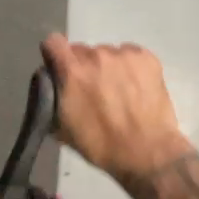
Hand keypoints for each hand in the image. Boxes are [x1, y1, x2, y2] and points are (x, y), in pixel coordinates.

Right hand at [42, 34, 193, 183]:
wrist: (149, 156)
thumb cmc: (102, 146)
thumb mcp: (62, 126)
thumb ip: (50, 97)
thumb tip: (49, 82)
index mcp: (72, 70)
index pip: (53, 42)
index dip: (56, 54)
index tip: (62, 68)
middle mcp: (95, 55)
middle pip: (82, 51)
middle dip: (85, 67)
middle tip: (95, 90)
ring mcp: (122, 55)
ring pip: (107, 53)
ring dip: (109, 68)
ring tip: (121, 93)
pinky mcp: (146, 58)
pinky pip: (130, 55)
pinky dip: (131, 68)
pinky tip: (137, 88)